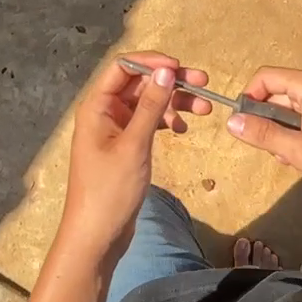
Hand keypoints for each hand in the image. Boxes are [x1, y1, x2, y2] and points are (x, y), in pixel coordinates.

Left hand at [56, 52, 212, 261]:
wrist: (96, 238)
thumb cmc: (109, 190)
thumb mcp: (134, 145)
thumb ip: (152, 106)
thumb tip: (166, 70)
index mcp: (97, 106)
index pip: (124, 67)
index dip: (152, 62)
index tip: (180, 68)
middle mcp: (105, 111)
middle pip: (141, 84)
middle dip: (171, 82)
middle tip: (203, 83)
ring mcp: (116, 129)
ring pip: (149, 102)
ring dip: (174, 102)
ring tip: (205, 108)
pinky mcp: (126, 145)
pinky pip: (149, 122)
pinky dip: (167, 121)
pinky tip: (183, 129)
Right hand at [224, 67, 301, 204]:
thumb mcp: (299, 152)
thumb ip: (264, 135)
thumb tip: (231, 121)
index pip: (266, 77)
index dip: (249, 97)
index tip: (243, 126)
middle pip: (275, 93)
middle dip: (266, 121)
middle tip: (272, 150)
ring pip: (287, 110)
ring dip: (280, 133)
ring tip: (290, 158)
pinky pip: (301, 120)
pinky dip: (294, 136)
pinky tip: (301, 159)